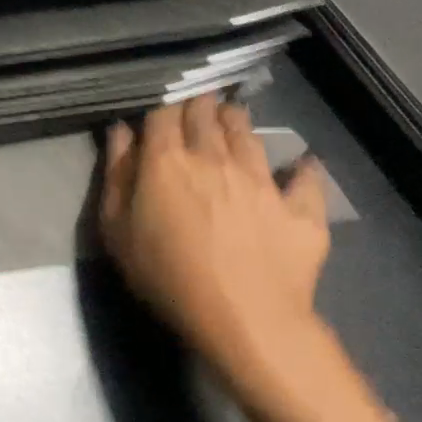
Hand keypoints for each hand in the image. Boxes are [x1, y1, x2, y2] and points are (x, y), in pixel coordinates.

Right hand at [101, 96, 421, 421]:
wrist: (245, 320)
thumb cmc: (166, 274)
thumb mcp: (115, 227)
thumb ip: (116, 173)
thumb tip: (120, 131)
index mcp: (166, 160)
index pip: (163, 113)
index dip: (161, 103)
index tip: (160, 103)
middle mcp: (214, 158)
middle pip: (208, 116)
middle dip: (200, 104)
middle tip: (197, 101)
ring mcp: (262, 182)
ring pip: (249, 136)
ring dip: (238, 122)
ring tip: (233, 117)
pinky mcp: (300, 210)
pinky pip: (306, 180)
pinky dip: (303, 168)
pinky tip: (304, 163)